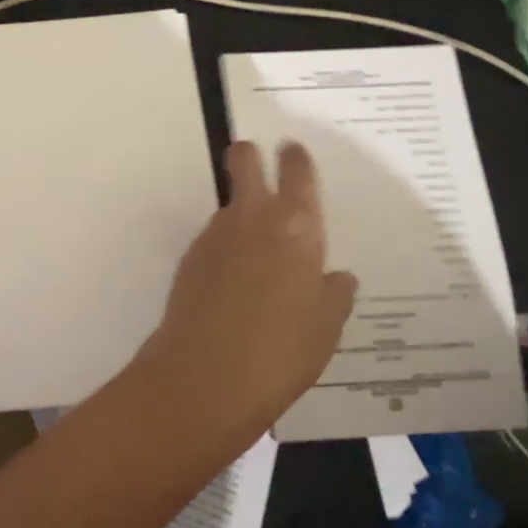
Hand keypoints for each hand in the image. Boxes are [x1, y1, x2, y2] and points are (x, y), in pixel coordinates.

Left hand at [139, 140, 357, 430]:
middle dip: (250, 155)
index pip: (296, 170)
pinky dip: (227, 249)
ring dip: (242, 216)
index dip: (294, 157)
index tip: (293, 152)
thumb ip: (333, 295)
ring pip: (231, 206)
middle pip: (244, 160)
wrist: (204, 376)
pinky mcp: (189, 257)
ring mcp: (214, 234)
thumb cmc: (282, 353)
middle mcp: (253, 219)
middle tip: (260, 166)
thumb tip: (337, 277)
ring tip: (259, 257)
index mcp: (297, 228)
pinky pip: (215, 240)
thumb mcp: (326, 328)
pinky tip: (236, 284)